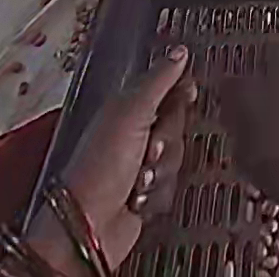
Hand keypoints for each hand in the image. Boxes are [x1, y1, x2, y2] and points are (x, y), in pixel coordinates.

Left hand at [29, 46, 196, 274]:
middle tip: (151, 147)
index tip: (189, 93)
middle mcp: (136, 130)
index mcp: (128, 106)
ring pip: (178, 154)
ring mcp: (142, 162)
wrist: (89, 227)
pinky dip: (159, 191)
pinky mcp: (149, 191)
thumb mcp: (132, 112)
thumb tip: (181, 50)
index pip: (166, 86)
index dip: (181, 90)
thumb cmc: (103, 163)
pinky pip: (173, 183)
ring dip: (163, 168)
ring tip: (140, 178)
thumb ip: (159, 80)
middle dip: (169, 137)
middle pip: (177, 121)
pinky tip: (140, 197)